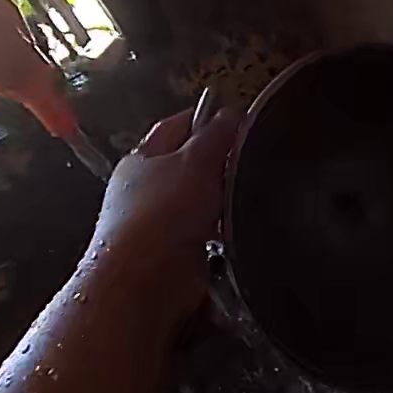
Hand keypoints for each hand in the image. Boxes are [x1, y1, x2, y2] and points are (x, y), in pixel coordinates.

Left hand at [88, 99, 239, 311]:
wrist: (147, 280)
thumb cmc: (163, 212)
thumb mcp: (196, 161)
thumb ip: (217, 134)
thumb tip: (232, 112)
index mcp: (143, 158)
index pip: (177, 125)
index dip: (207, 117)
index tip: (238, 115)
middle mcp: (146, 187)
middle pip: (191, 162)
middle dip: (220, 160)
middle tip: (249, 155)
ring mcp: (160, 219)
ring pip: (202, 196)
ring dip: (223, 195)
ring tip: (247, 191)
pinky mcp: (177, 247)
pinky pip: (208, 226)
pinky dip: (223, 224)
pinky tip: (237, 223)